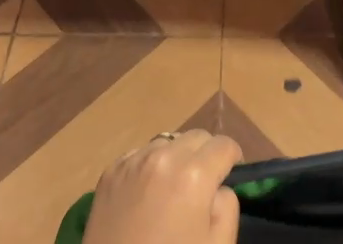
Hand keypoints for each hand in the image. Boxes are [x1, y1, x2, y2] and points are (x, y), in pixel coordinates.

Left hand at [83, 130, 242, 243]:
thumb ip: (228, 206)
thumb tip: (218, 186)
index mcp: (194, 174)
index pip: (224, 145)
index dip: (232, 161)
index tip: (229, 177)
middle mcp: (163, 157)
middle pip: (196, 137)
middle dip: (206, 155)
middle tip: (202, 186)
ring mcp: (133, 162)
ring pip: (167, 141)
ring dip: (177, 158)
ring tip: (172, 190)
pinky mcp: (110, 172)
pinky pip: (140, 154)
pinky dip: (150, 165)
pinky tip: (147, 194)